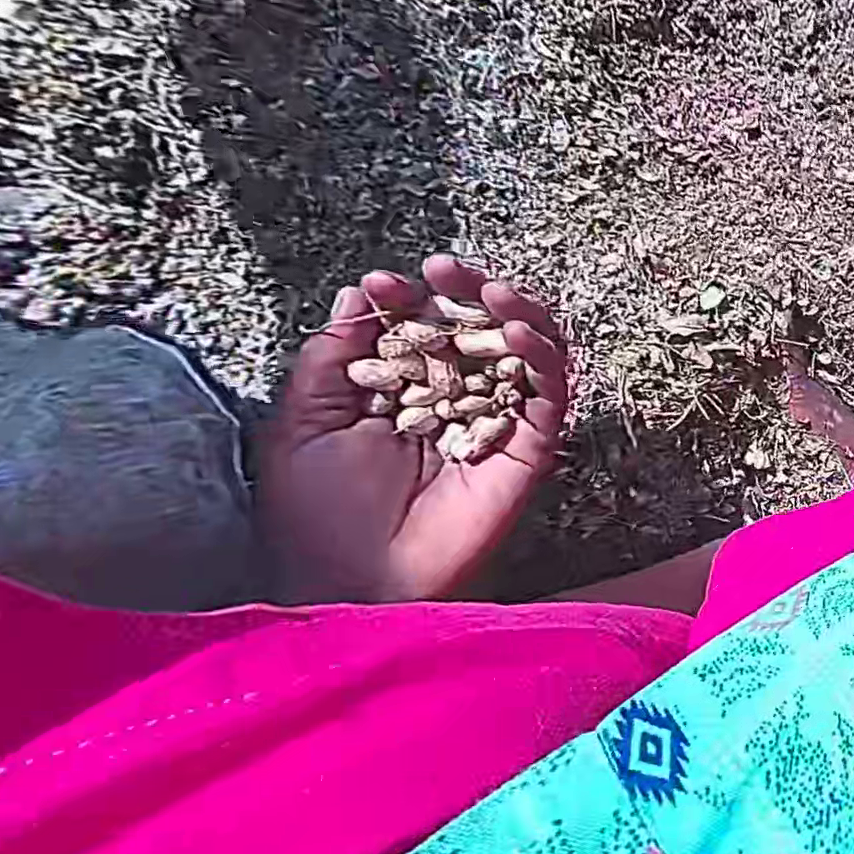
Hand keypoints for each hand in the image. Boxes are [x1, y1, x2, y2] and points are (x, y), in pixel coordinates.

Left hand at [255, 255, 570, 602]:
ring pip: (529, 352)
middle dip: (470, 291)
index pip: (426, 327)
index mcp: (410, 390)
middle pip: (484, 330)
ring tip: (492, 291)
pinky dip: (543, 359)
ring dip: (518, 313)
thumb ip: (331, 359)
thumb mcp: (302, 425)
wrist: (356, 585)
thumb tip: (361, 294)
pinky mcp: (530, 447)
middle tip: (446, 268)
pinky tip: (517, 332)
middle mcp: (462, 398)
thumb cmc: (320, 515)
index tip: (386, 284)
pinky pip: (551, 394)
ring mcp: (500, 420)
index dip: (412, 298)